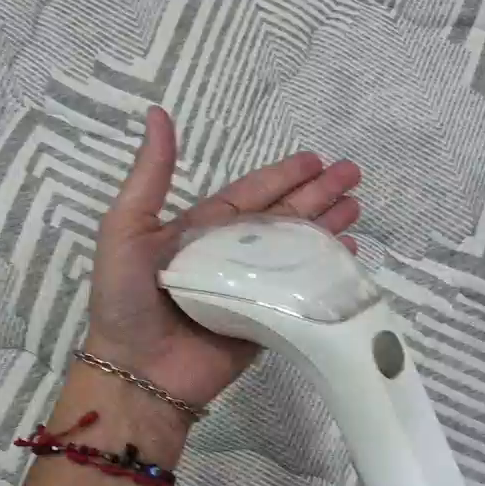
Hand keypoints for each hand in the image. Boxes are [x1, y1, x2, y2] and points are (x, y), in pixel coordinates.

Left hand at [83, 106, 361, 408]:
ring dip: (326, 227)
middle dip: (318, 194)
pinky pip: (302, 290)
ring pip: (298, 250)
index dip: (283, 176)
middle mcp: (232, 255)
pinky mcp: (268, 321)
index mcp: (202, 231)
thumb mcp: (128, 228)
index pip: (251, 194)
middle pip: (284, 216)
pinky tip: (347, 253)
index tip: (316, 159)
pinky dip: (326, 272)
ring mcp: (253, 289)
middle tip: (353, 173)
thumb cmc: (127, 299)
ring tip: (357, 207)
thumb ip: (151, 176)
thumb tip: (157, 113)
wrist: (138, 372)